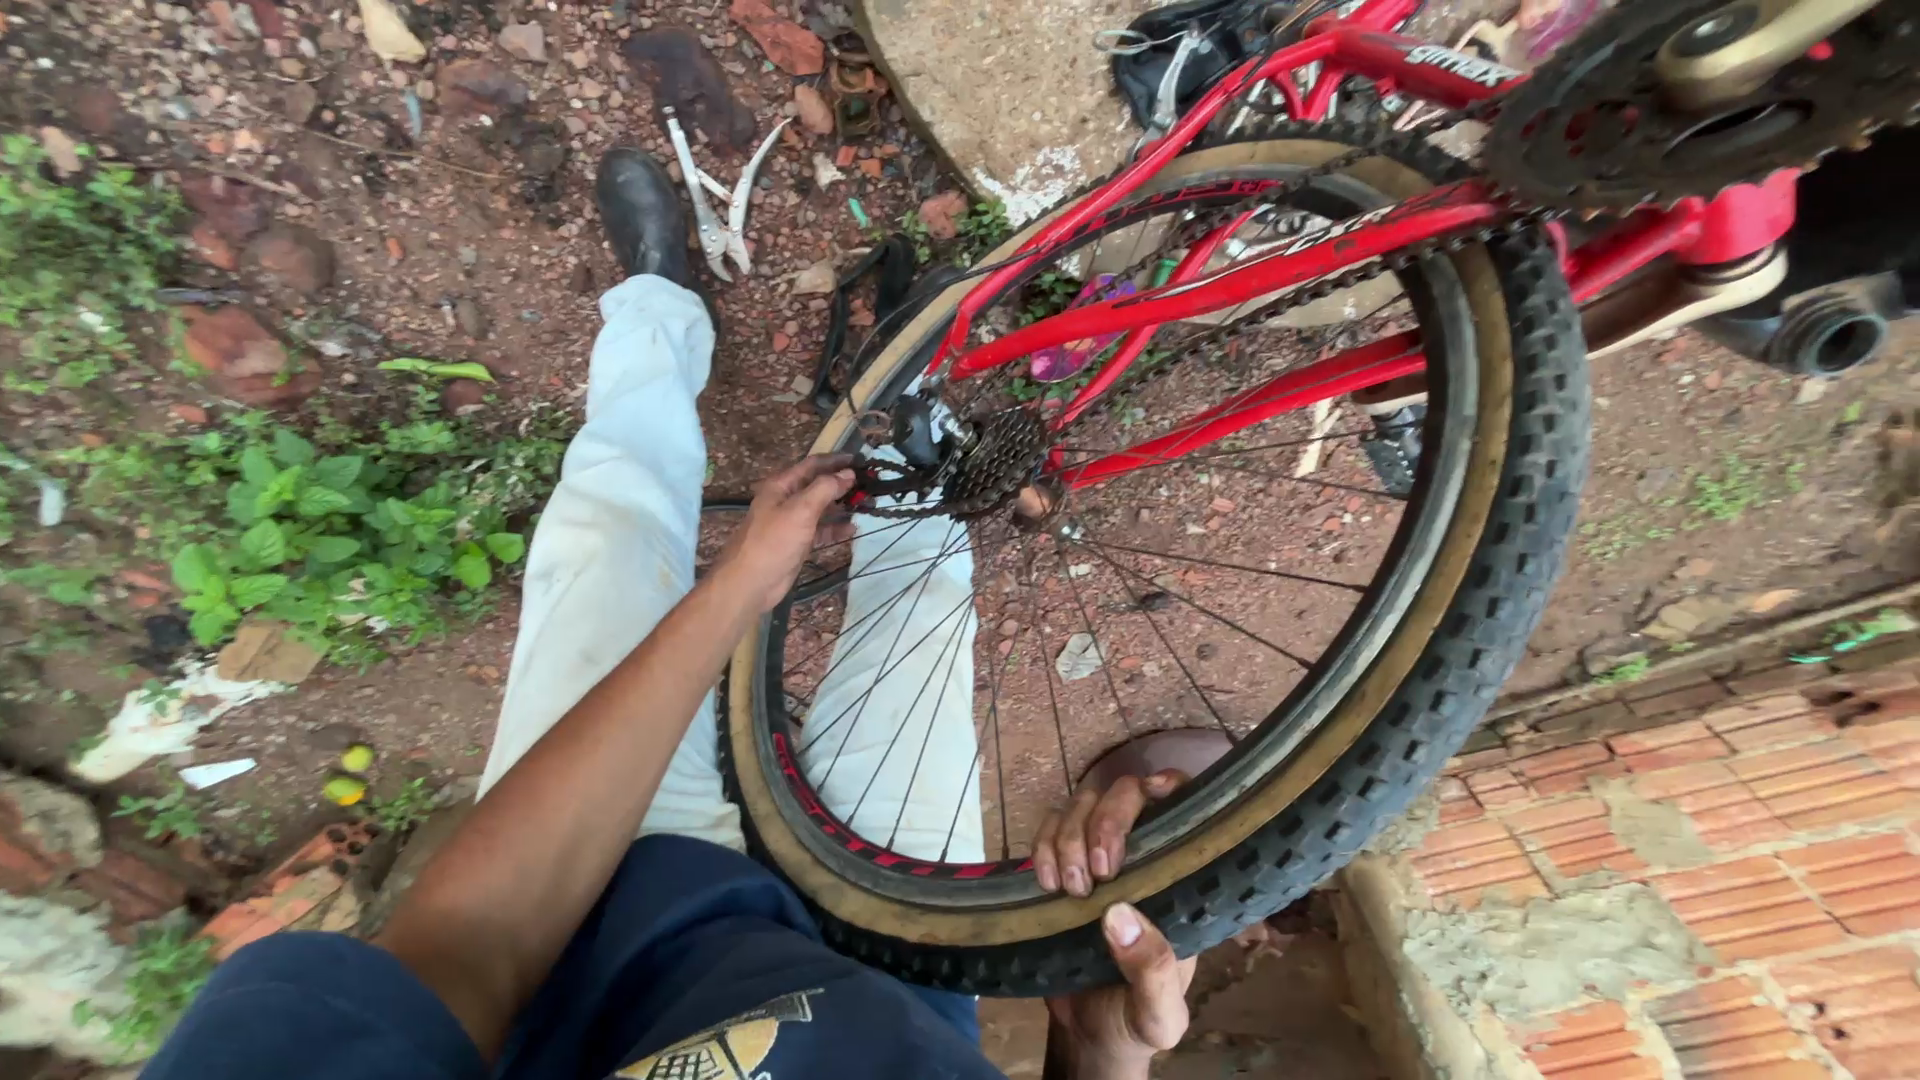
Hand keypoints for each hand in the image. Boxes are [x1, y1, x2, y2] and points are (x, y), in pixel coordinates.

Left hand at [714, 455, 855, 611]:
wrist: (751, 582)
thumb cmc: (774, 541)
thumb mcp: (801, 509)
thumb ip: (825, 488)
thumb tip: (848, 474)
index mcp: (782, 485)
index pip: (812, 465)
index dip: (835, 461)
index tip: (860, 460)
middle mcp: (786, 500)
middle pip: (818, 485)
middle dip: (842, 484)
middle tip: (869, 485)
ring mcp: (792, 522)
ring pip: (821, 508)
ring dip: (842, 506)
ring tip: (867, 505)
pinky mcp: (798, 542)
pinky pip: (821, 530)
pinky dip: (836, 528)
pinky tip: (852, 529)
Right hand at [1033, 770, 1194, 1076]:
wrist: (1086, 1034)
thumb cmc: (1134, 1020)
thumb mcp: (1158, 1014)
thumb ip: (1152, 972)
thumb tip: (1118, 914)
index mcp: (1176, 877)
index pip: (1181, 807)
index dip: (1168, 785)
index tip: (1154, 790)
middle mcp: (1139, 854)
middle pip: (1124, 793)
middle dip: (1107, 822)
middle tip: (1098, 874)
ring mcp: (1094, 853)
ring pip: (1081, 803)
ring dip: (1070, 835)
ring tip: (1070, 888)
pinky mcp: (1058, 861)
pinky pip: (1047, 826)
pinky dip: (1042, 844)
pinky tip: (1045, 881)